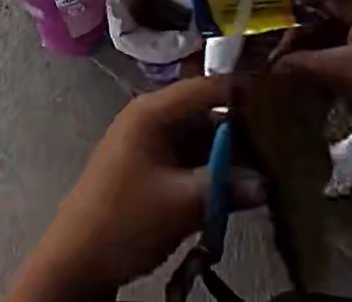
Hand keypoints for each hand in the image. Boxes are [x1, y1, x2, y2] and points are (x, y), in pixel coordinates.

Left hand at [7, 78, 264, 301]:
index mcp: (152, 111)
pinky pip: (186, 159)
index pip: (206, 87)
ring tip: (264, 167)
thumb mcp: (182, 203)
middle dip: (238, 130)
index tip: (277, 102)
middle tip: (276, 143)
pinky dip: (208, 170)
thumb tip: (267, 184)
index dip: (241, 92)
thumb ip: (226, 188)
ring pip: (197, 139)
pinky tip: (235, 187)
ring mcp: (147, 144)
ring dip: (225, 155)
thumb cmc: (125, 219)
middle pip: (203, 113)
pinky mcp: (147, 168)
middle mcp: (150, 118)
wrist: (73, 265)